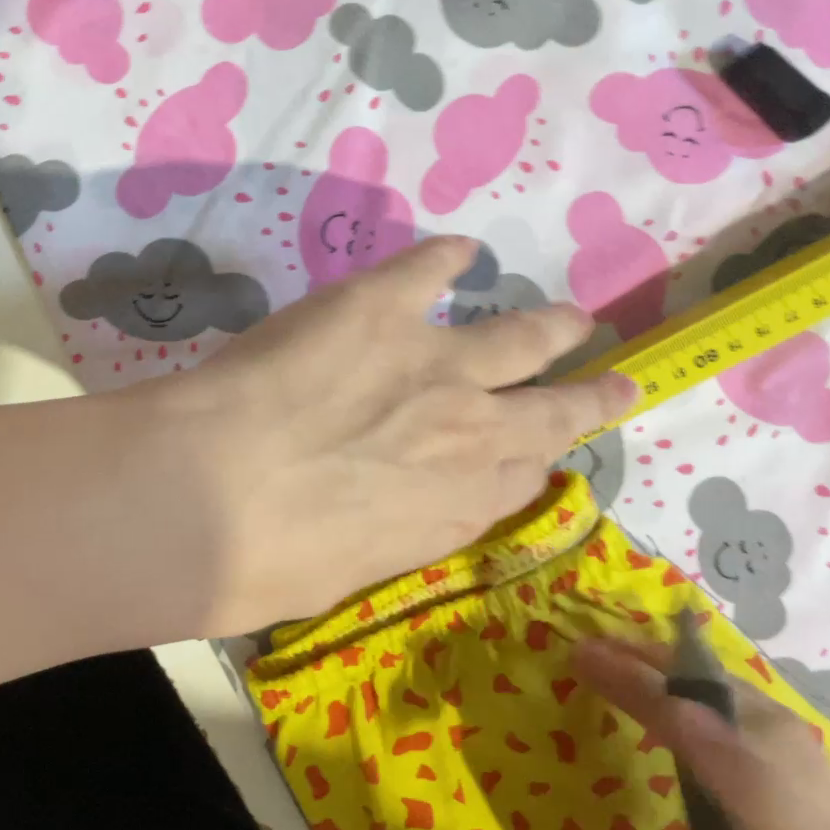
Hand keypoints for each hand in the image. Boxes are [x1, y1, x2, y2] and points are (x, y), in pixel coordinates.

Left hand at [144, 236, 637, 633]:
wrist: (214, 496)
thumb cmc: (263, 564)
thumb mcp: (332, 578)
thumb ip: (366, 542)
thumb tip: (355, 529)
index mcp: (454, 511)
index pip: (518, 482)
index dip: (531, 463)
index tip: (539, 455)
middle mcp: (469, 436)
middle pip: (551, 413)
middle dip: (586, 399)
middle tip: (615, 384)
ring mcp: (434, 364)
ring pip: (520, 339)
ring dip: (552, 327)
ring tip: (573, 318)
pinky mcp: (379, 307)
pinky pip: (428, 269)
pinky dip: (446, 257)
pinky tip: (459, 251)